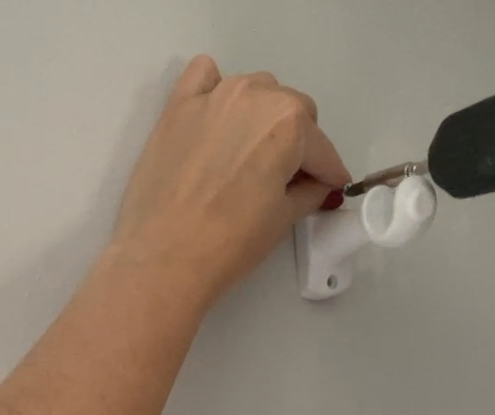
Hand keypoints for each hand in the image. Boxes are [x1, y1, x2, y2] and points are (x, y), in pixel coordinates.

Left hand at [110, 56, 350, 306]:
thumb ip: (308, 192)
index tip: (329, 187)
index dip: (328, 172)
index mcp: (289, 123)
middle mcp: (254, 96)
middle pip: (290, 111)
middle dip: (296, 143)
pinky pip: (204, 76)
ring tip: (248, 157)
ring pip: (253, 91)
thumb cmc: (229, 244)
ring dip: (260, 116)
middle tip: (285, 180)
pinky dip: (215, 89)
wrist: (164, 259)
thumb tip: (317, 184)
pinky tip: (215, 120)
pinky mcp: (176, 107)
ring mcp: (212, 97)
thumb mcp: (282, 220)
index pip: (320, 147)